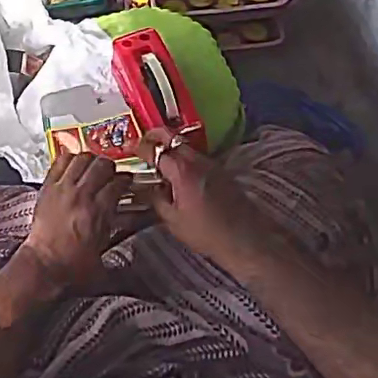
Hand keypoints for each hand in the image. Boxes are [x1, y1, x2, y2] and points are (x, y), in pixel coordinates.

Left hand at [15, 153, 128, 297]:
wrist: (44, 264)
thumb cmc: (72, 265)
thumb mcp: (105, 251)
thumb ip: (118, 232)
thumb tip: (132, 221)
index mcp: (98, 212)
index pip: (117, 183)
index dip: (125, 180)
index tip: (126, 181)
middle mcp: (82, 195)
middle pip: (101, 165)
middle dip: (110, 167)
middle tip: (111, 172)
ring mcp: (63, 189)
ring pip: (82, 159)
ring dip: (91, 160)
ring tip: (93, 166)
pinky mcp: (48, 187)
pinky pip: (60, 162)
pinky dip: (70, 159)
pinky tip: (74, 164)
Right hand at [142, 135, 271, 271]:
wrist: (246, 239)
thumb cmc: (206, 232)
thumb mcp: (173, 220)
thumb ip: (157, 200)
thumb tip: (150, 189)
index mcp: (181, 170)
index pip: (156, 149)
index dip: (141, 147)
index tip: (132, 149)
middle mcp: (196, 160)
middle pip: (172, 138)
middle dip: (155, 138)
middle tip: (145, 146)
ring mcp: (210, 163)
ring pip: (185, 146)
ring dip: (171, 148)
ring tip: (160, 163)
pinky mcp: (221, 171)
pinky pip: (196, 157)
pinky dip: (184, 159)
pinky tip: (180, 175)